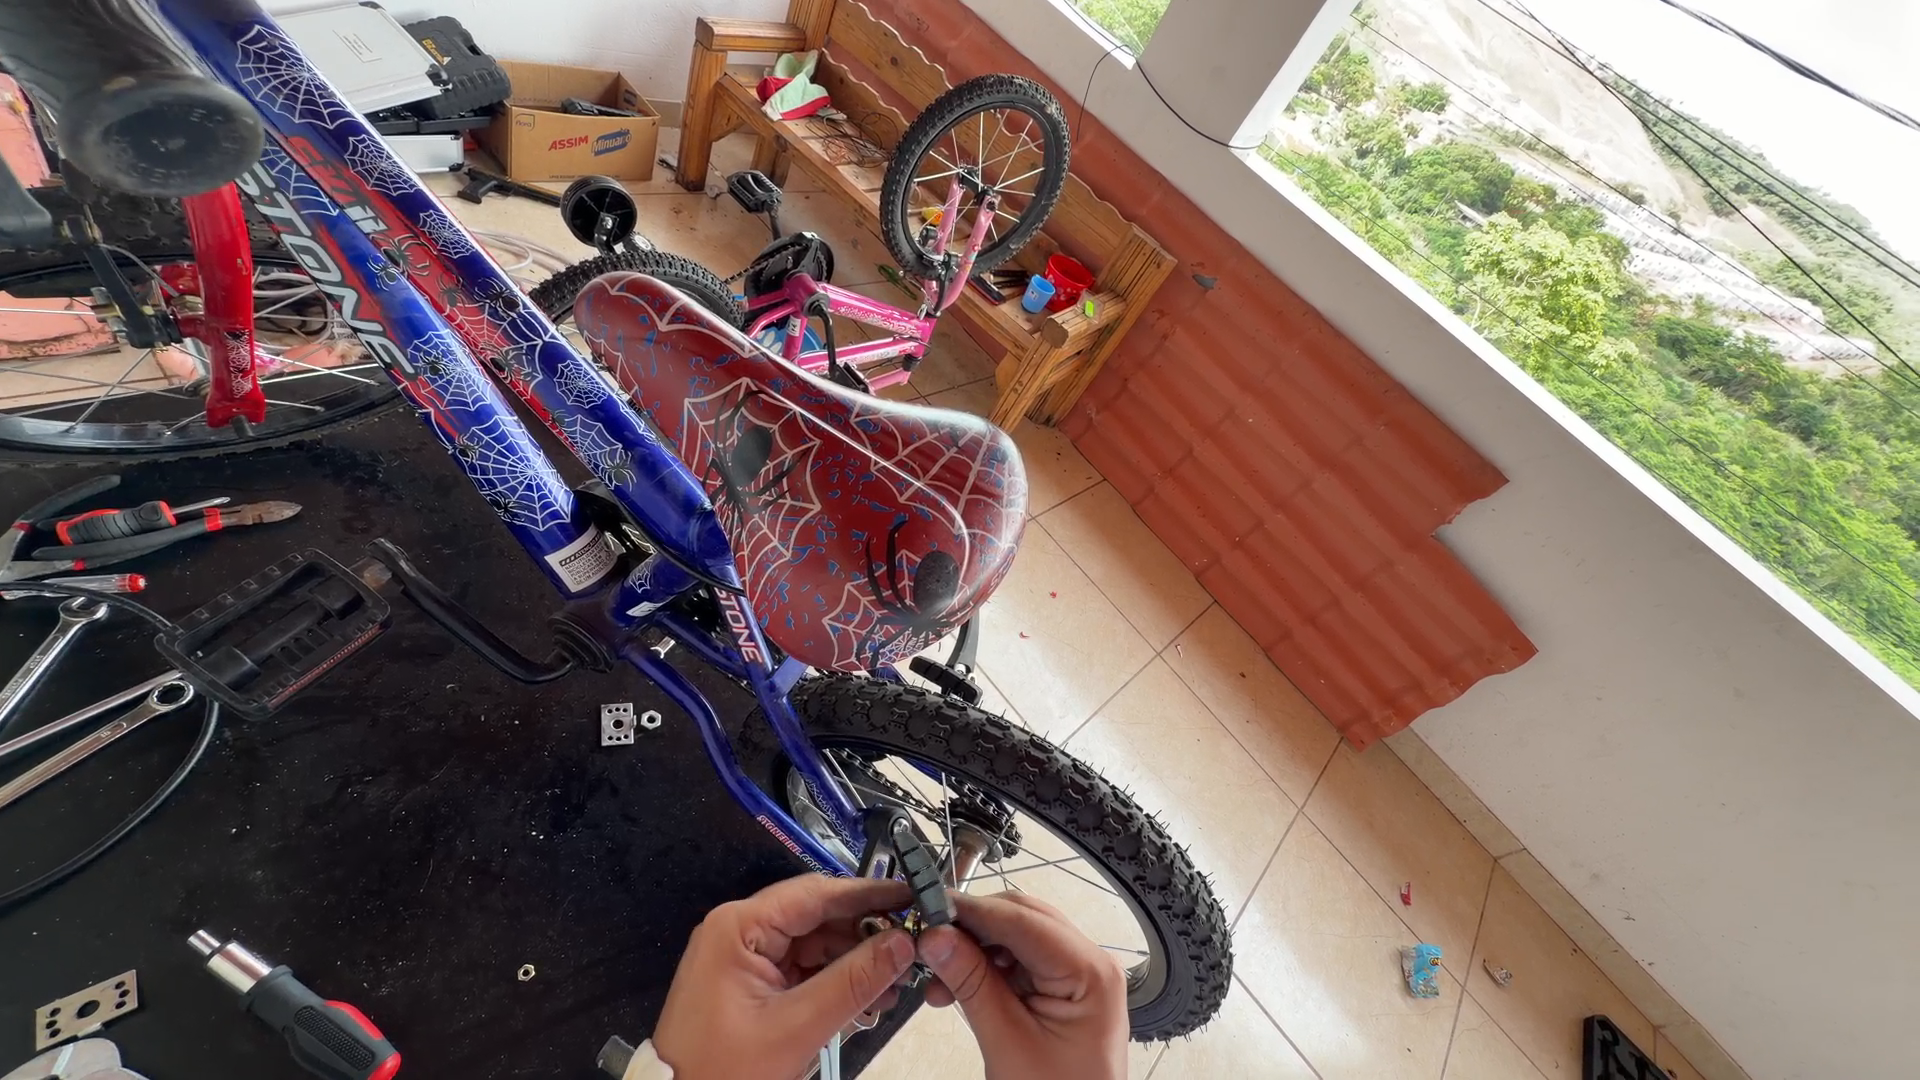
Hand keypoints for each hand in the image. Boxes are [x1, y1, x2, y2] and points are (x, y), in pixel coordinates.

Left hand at [651, 874, 916, 1079]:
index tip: (909, 897)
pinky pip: (803, 968)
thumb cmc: (724, 1074)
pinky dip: (835, 981)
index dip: (867, 894)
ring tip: (894, 985)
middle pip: (818, 917)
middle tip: (910, 948)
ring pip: (816, 943)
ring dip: (855, 962)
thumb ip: (852, 982)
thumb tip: (902, 943)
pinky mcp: (751, 981)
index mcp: (739, 924)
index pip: (816, 893)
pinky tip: (867, 997)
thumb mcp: (794, 1029)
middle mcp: (741, 928)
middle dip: (864, 935)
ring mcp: (746, 955)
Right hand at [916, 892, 1128, 1079]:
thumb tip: (935, 936)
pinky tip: (954, 986)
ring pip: (1015, 936)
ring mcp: (1076, 973)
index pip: (1025, 921)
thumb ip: (972, 983)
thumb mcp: (1008, 1044)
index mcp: (1091, 971)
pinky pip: (1016, 960)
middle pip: (1022, 920)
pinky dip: (984, 967)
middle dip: (972, 928)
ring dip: (973, 949)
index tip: (931, 906)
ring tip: (936, 976)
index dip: (975, 910)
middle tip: (929, 940)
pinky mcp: (1061, 987)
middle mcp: (1089, 960)